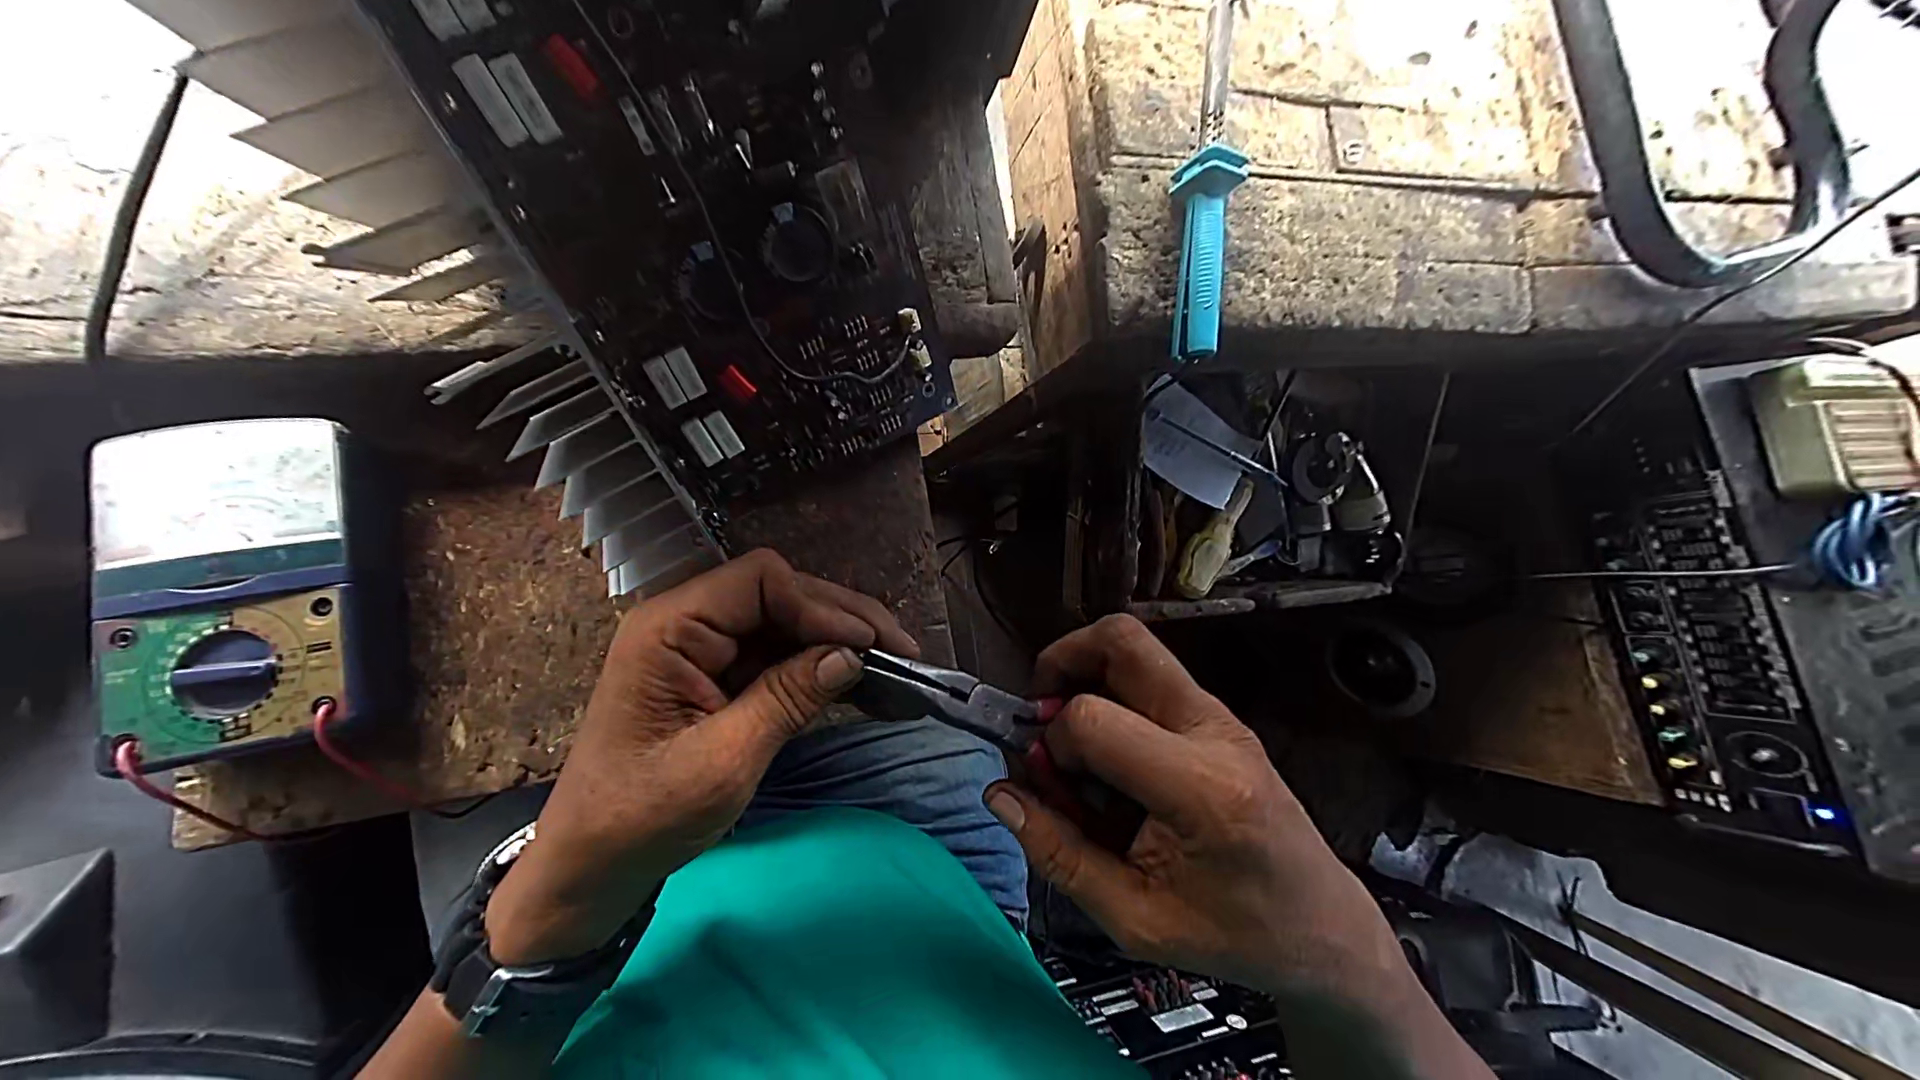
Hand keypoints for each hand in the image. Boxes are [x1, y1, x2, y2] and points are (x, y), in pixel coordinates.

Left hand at [485, 549, 915, 964]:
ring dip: (839, 639)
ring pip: (787, 621)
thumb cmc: (642, 817)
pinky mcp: (719, 675)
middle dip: (843, 617)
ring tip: (893, 661)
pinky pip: (778, 654)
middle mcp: (687, 624)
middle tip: (902, 648)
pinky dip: (820, 664)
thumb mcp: (723, 761)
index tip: (867, 644)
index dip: (820, 605)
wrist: (590, 868)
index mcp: (670, 628)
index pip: (760, 580)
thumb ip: (787, 698)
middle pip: (780, 593)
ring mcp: (704, 649)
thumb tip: (852, 655)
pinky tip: (859, 678)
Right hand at [985, 614, 1409, 998]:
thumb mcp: (1135, 918)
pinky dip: (1109, 689)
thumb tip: (1001, 795)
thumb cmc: (1237, 933)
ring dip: (1083, 670)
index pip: (1095, 719)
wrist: (1324, 926)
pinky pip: (1149, 674)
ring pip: (1135, 645)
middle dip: (1061, 659)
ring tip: (1068, 728)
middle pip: (1123, 640)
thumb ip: (1059, 853)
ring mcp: (1221, 716)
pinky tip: (1105, 746)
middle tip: (1040, 712)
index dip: (1052, 744)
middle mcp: (1214, 731)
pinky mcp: (1219, 716)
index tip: (1050, 782)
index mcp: (1200, 789)